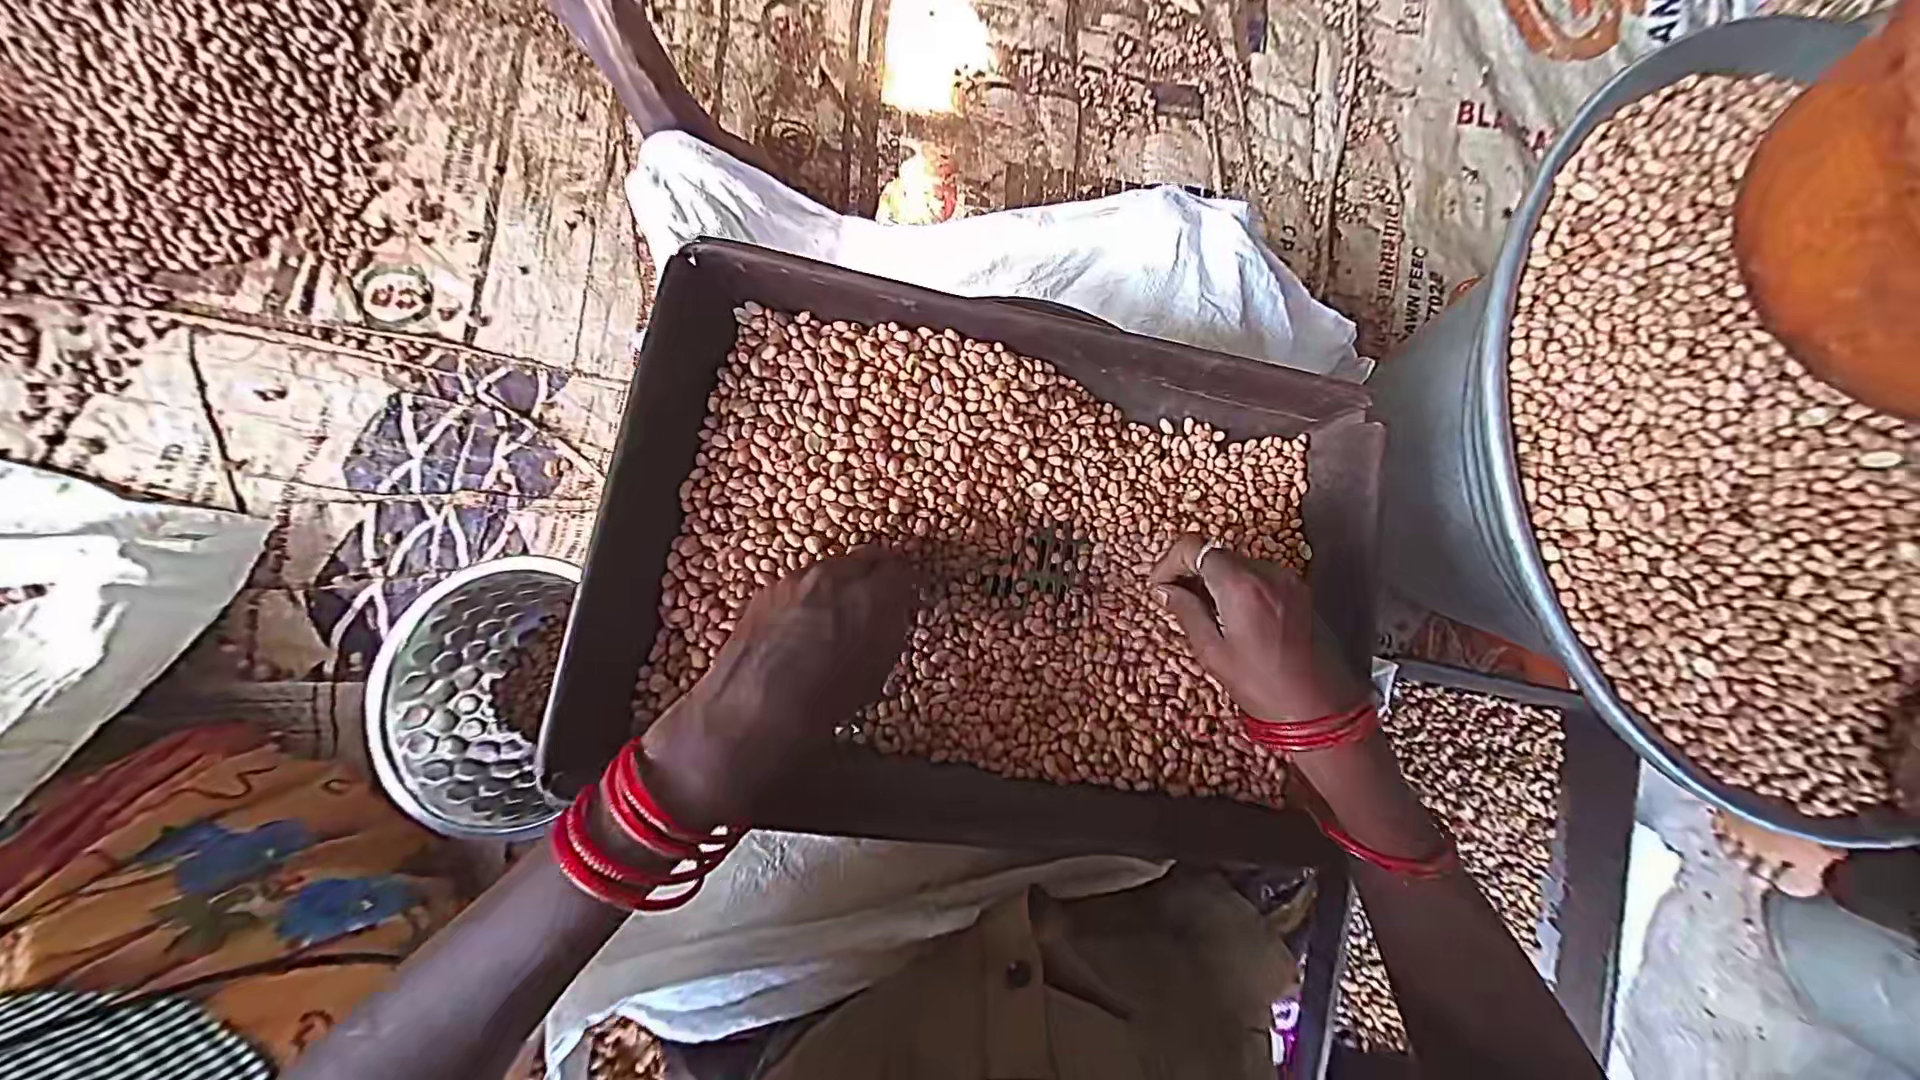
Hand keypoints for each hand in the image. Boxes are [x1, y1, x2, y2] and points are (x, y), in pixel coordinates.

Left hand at [640, 548, 922, 826]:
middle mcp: (835, 575)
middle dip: (876, 573)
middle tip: (880, 595)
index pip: (900, 571)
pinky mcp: (769, 590)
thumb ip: (891, 629)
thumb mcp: (877, 670)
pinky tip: (805, 624)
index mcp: (872, 594)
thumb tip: (893, 614)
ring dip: (841, 583)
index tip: (906, 595)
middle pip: (866, 558)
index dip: (905, 584)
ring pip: (830, 568)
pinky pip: (800, 583)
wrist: (752, 708)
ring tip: (839, 613)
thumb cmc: (823, 700)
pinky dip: (810, 596)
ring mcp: (798, 578)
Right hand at [1149, 534, 1364, 724]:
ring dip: (1212, 579)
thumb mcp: (1212, 651)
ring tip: (1203, 613)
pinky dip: (1236, 586)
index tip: (1161, 584)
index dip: (1169, 563)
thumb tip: (1164, 590)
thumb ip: (1186, 611)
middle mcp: (1267, 574)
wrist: (1321, 708)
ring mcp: (1286, 580)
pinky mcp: (1298, 590)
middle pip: (1214, 553)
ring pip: (1234, 563)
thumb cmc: (1264, 686)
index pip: (1194, 548)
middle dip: (1189, 572)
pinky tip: (1230, 616)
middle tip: (1175, 599)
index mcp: (1241, 587)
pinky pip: (1256, 575)